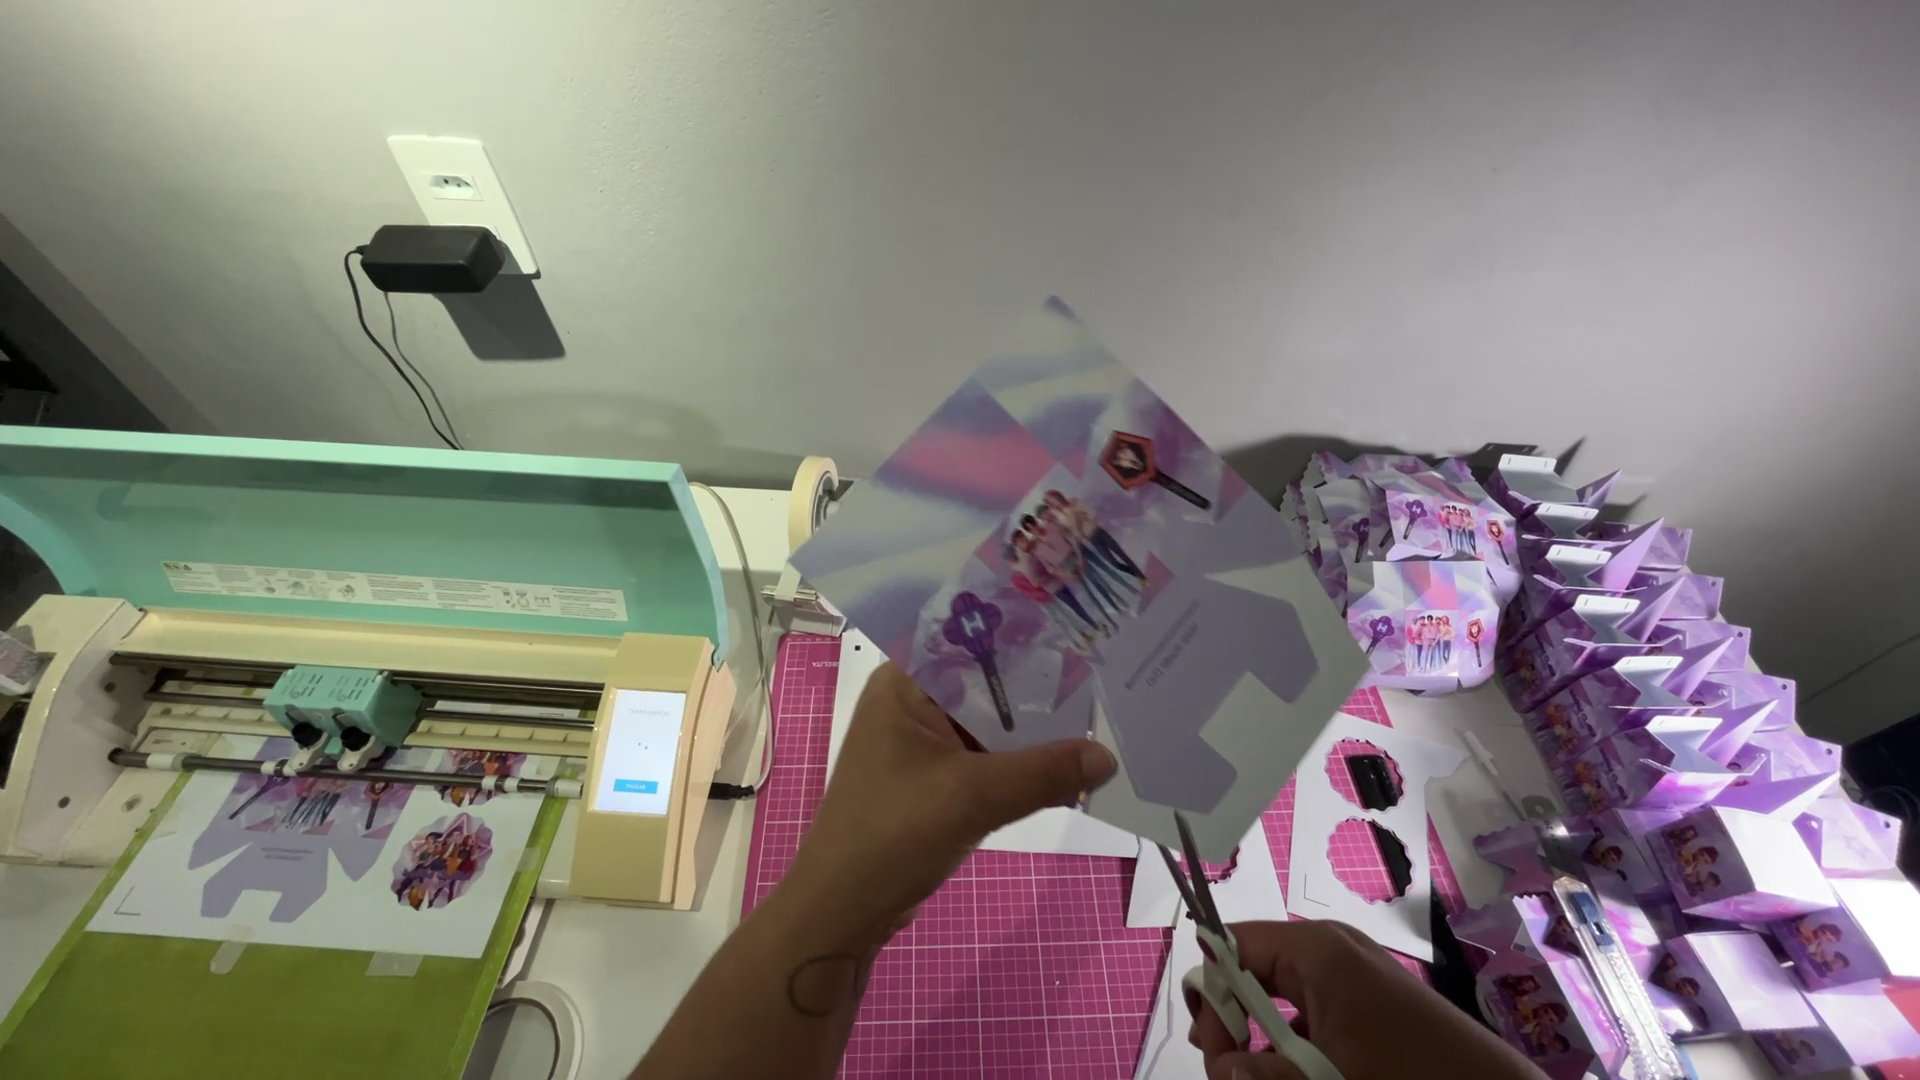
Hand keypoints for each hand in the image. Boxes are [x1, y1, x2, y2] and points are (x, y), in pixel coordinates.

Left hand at [779, 663, 1116, 938]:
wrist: (843, 909)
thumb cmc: (893, 835)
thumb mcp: (973, 797)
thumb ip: (1043, 772)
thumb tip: (1107, 757)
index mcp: (904, 683)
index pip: (969, 640)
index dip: (1021, 633)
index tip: (1076, 631)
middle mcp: (910, 701)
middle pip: (983, 681)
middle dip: (1036, 686)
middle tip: (1098, 674)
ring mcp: (921, 741)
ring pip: (986, 720)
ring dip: (1030, 727)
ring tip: (1094, 713)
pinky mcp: (932, 776)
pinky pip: (983, 754)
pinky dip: (1017, 759)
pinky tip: (1063, 761)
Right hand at [1190, 921, 1540, 1079]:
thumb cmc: (1411, 1079)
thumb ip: (1266, 1076)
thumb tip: (1220, 1071)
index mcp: (1312, 949)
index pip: (1229, 946)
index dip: (1211, 996)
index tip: (1216, 1056)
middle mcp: (1325, 947)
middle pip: (1248, 966)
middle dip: (1231, 1019)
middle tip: (1230, 1073)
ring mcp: (1349, 970)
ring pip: (1274, 989)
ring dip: (1258, 1034)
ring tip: (1256, 1076)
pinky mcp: (1367, 997)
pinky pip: (1306, 1004)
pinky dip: (1290, 1037)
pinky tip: (1292, 1072)